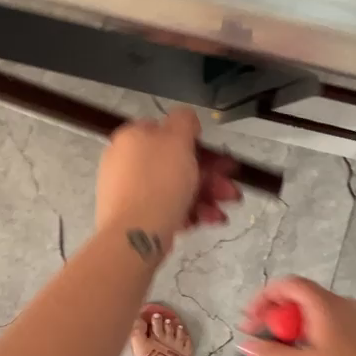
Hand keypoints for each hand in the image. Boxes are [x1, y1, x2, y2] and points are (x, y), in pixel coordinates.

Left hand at [95, 108, 240, 246]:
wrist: (136, 235)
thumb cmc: (158, 182)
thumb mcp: (177, 138)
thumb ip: (185, 121)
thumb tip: (185, 120)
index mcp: (131, 139)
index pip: (166, 133)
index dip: (195, 144)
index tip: (218, 159)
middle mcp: (125, 164)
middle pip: (174, 165)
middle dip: (209, 177)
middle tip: (230, 189)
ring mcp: (127, 194)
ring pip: (173, 190)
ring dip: (205, 198)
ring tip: (223, 212)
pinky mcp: (133, 220)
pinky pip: (165, 211)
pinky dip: (188, 214)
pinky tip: (207, 221)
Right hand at [237, 275, 355, 355]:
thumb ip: (269, 354)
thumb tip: (246, 344)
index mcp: (327, 306)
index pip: (289, 285)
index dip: (264, 298)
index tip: (249, 323)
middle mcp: (345, 306)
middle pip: (303, 299)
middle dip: (276, 317)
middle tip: (263, 342)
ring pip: (318, 314)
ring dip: (294, 329)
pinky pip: (333, 326)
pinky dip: (313, 336)